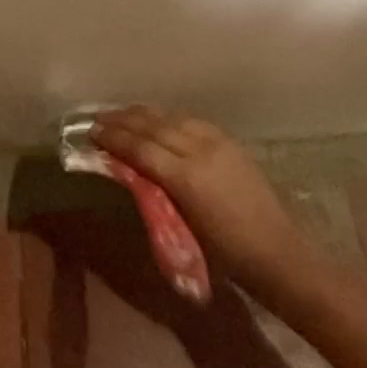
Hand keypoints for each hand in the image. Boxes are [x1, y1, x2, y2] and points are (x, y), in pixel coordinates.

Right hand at [90, 106, 306, 281]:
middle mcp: (201, 151)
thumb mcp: (180, 227)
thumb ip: (153, 194)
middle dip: (124, 120)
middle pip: (155, 126)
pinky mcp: (231, 143)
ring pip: (174, 118)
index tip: (91, 131)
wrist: (275, 251)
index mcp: (186, 177)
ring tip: (122, 113)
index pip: (141, 148)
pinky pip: (193, 121)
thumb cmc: (223, 253)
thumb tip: (127, 172)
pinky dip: (170, 117)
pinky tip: (159, 119)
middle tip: (98, 118)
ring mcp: (219, 143)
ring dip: (145, 114)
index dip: (114, 138)